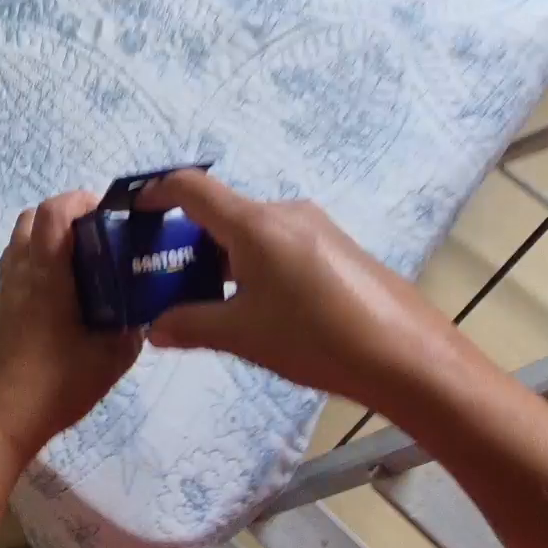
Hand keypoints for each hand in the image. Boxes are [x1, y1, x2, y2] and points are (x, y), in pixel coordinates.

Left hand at [0, 192, 142, 464]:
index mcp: (46, 272)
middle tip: (99, 234)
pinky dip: (39, 258)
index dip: (79, 200)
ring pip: (22, 238)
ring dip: (50, 235)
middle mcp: (20, 269)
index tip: (109, 211)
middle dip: (67, 214)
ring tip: (84, 261)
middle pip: (34, 217)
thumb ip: (131, 327)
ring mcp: (4, 287)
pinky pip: (17, 262)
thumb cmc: (54, 385)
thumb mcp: (110, 359)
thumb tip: (143, 309)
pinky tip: (63, 290)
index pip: (54, 212)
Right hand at [136, 171, 470, 409]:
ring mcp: (315, 226)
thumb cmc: (315, 338)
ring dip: (224, 252)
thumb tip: (154, 329)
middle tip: (172, 276)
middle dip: (190, 237)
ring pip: (252, 227)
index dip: (156, 191)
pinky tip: (266, 303)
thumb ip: (191, 325)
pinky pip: (280, 240)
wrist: (411, 359)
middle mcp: (282, 211)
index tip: (135, 210)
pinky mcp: (338, 245)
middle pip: (222, 210)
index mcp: (253, 223)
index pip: (191, 188)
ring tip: (217, 297)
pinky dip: (256, 259)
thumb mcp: (243, 335)